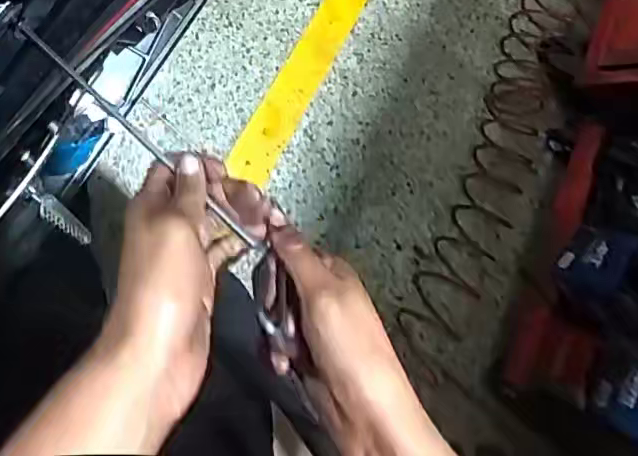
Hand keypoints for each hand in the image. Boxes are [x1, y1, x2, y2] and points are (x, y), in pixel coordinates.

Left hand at [0, 152, 269, 455]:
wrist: (161, 348)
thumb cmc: (162, 283)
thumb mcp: (176, 226)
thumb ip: (187, 192)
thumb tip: (189, 160)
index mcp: (150, 205)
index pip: (171, 170)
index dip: (197, 165)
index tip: (225, 170)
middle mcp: (164, 224)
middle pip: (195, 194)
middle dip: (224, 190)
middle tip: (253, 197)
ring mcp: (183, 252)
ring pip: (211, 221)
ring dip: (236, 214)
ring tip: (264, 213)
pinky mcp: (200, 278)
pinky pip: (220, 249)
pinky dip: (238, 240)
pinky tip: (257, 236)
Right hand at [263, 219, 453, 455]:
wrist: (368, 419)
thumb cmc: (354, 354)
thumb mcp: (322, 293)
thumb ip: (296, 253)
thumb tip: (276, 218)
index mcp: (331, 271)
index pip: (284, 247)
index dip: (272, 264)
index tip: (271, 282)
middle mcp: (322, 293)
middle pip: (273, 279)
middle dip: (271, 303)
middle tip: (285, 320)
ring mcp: (313, 323)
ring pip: (270, 310)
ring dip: (273, 331)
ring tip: (289, 350)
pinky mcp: (304, 349)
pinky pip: (273, 337)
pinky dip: (275, 350)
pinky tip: (286, 362)